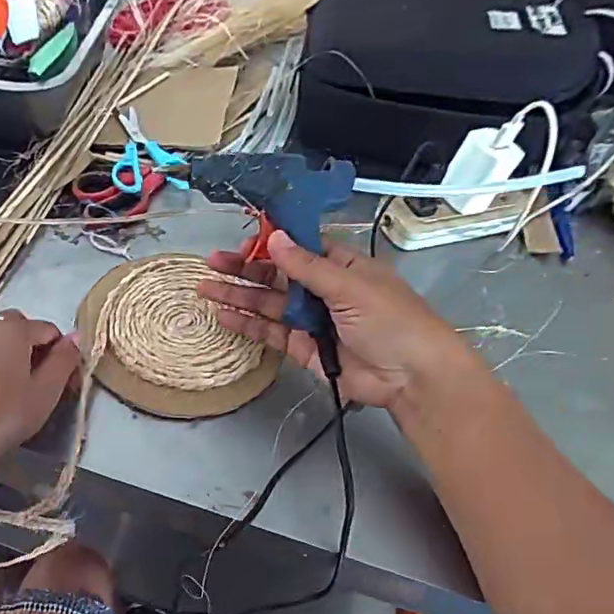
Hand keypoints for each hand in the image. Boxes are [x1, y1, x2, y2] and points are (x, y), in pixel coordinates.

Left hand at [0, 310, 81, 489]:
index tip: (65, 382)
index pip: (49, 330)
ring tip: (4, 370)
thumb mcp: (46, 392)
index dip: (62, 354)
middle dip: (31, 345)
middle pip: (16, 324)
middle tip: (37, 380)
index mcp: (15, 329)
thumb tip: (74, 338)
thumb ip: (64, 361)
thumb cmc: (5, 416)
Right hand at [199, 231, 481, 412]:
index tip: (245, 241)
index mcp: (341, 266)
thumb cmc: (391, 321)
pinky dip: (247, 324)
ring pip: (267, 303)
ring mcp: (310, 319)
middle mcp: (322, 290)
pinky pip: (269, 332)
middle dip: (245, 268)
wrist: (407, 375)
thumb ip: (307, 266)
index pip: (300, 247)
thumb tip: (275, 238)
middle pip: (277, 275)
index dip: (272, 243)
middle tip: (213, 262)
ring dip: (237, 295)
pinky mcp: (301, 347)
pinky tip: (223, 315)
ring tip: (206, 288)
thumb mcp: (350, 286)